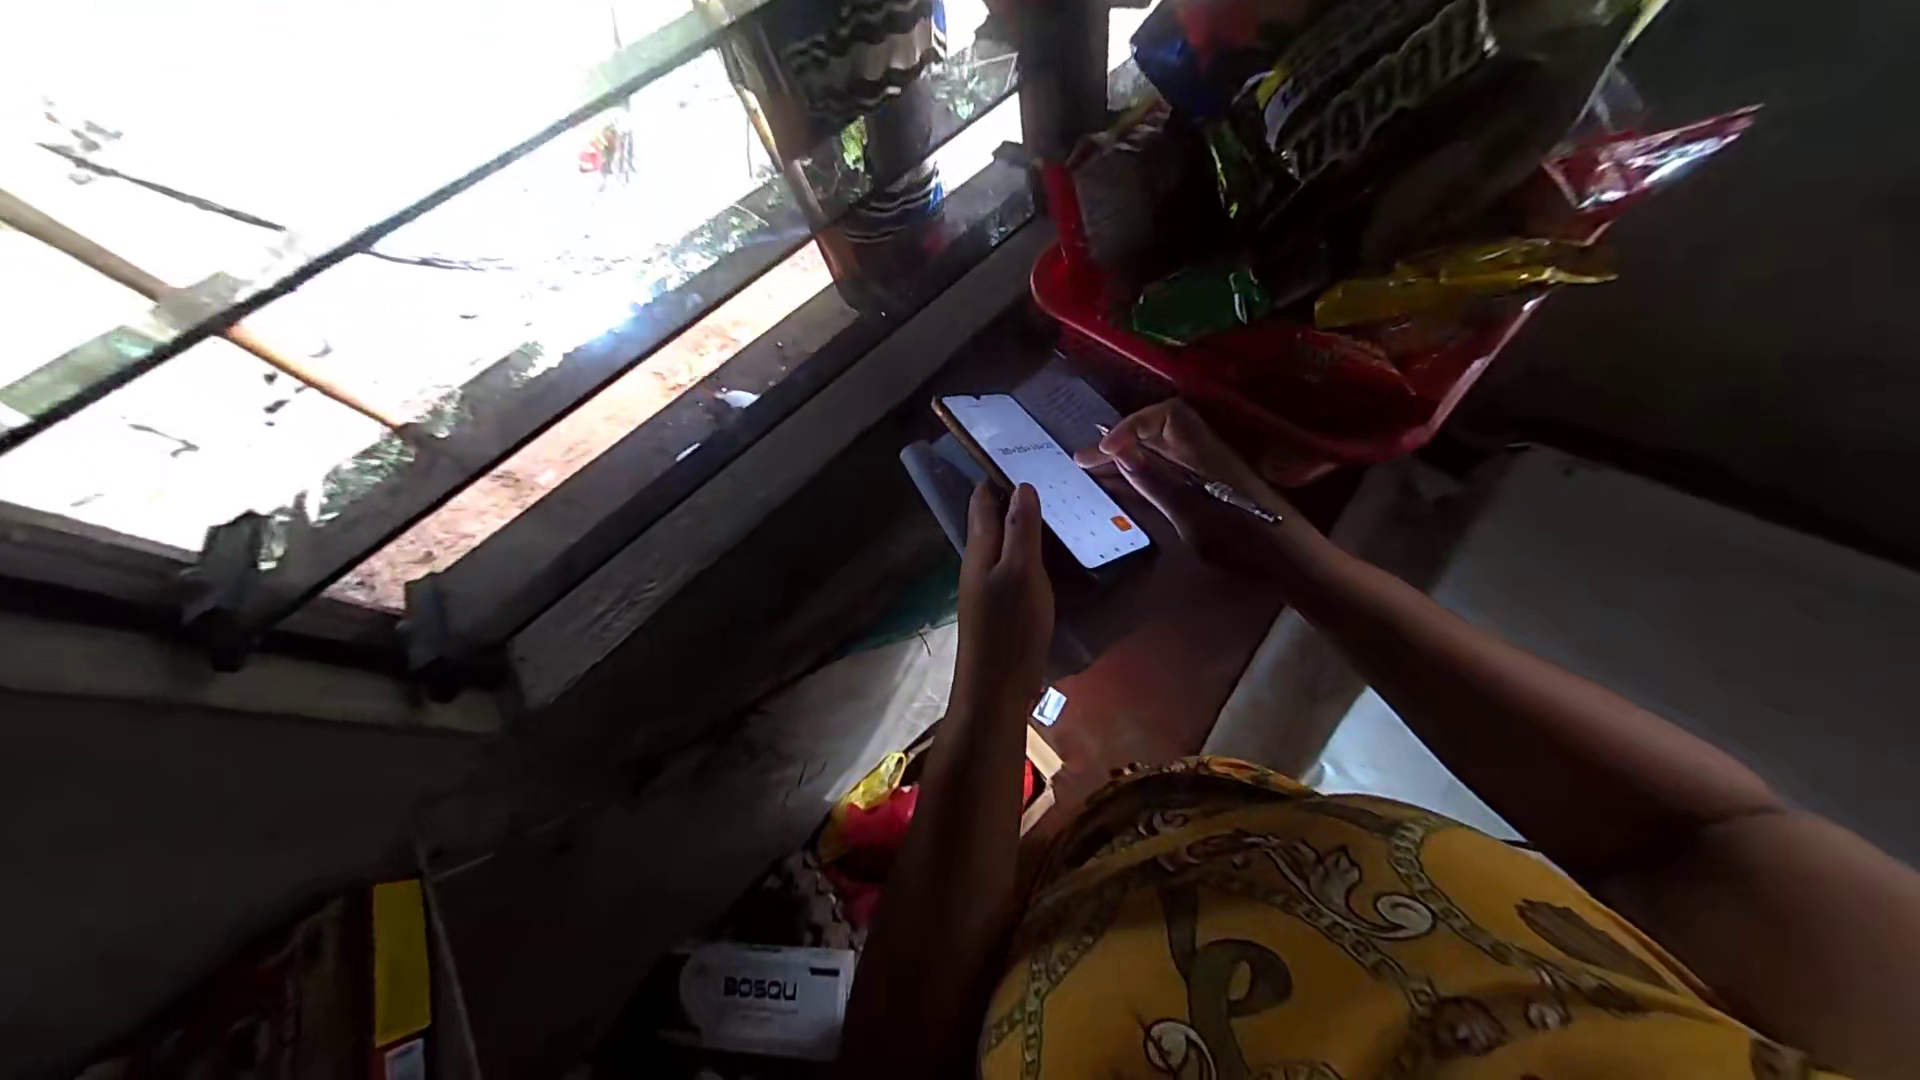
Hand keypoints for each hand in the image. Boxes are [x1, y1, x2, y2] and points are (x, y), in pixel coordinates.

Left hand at [953, 482, 1055, 717]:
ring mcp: (987, 586)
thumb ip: (1020, 530)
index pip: (981, 501)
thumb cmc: (1010, 627)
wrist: (996, 688)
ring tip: (1055, 511)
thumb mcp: (1021, 572)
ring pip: (1002, 544)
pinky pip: (1012, 566)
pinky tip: (1049, 555)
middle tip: (1049, 480)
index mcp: (979, 549)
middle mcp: (977, 563)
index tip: (1022, 455)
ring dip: (1022, 525)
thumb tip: (1020, 486)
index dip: (996, 477)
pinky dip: (1028, 551)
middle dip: (1012, 498)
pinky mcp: (1000, 606)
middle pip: (990, 520)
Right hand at [1075, 399, 1321, 576]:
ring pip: (1159, 454)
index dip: (1132, 426)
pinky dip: (1141, 476)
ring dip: (1126, 459)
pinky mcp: (1207, 491)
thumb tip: (1121, 453)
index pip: (1166, 416)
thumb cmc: (1245, 542)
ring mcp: (1206, 473)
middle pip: (1158, 433)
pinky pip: (1167, 473)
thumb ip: (1157, 483)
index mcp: (1205, 453)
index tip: (1105, 450)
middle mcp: (1205, 455)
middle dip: (1119, 443)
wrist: (1292, 563)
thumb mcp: (1193, 515)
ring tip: (1091, 470)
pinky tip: (1121, 486)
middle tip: (1081, 460)